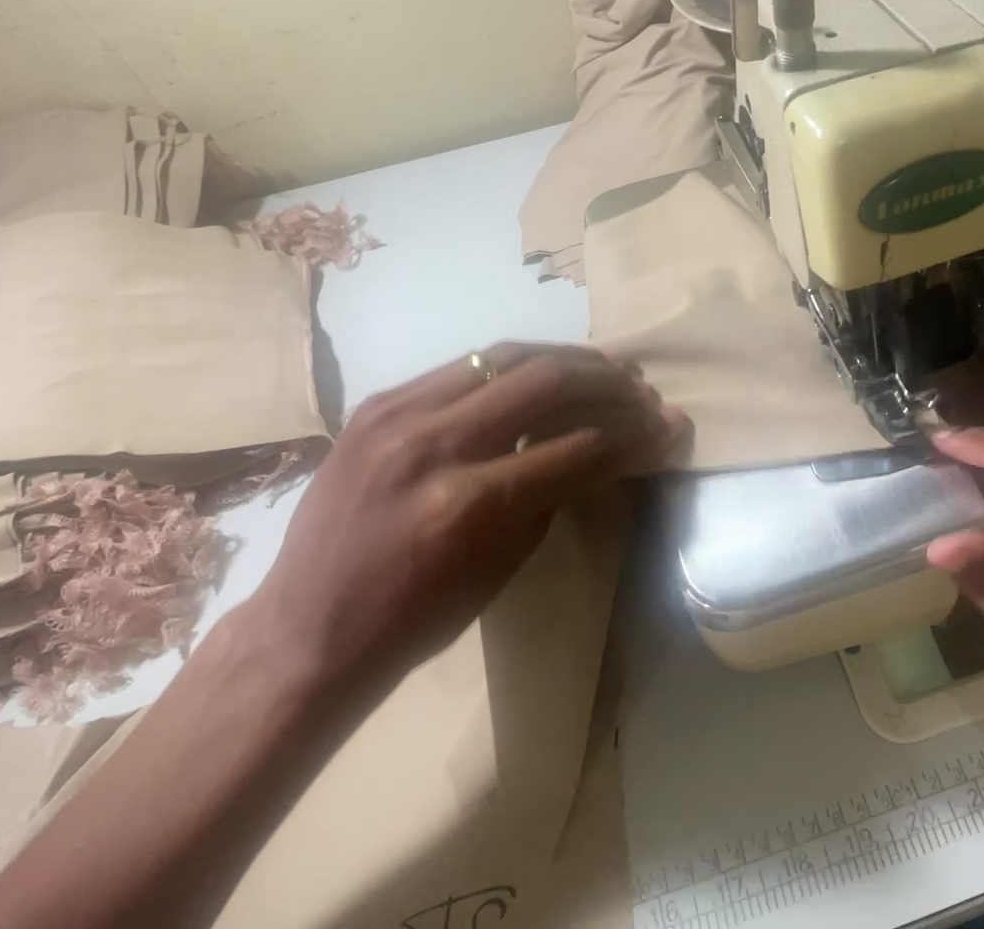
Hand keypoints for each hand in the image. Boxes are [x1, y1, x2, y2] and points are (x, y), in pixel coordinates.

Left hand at [251, 343, 683, 681]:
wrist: (314, 624)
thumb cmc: (420, 616)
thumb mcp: (505, 562)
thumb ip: (554, 492)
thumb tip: (605, 446)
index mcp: (470, 503)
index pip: (577, 448)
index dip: (634, 436)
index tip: (668, 428)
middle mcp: (433, 445)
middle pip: (545, 384)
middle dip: (608, 384)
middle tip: (643, 391)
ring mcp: (396, 415)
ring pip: (503, 358)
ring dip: (566, 360)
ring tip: (607, 369)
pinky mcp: (376, 404)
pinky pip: (461, 367)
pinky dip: (514, 366)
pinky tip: (544, 372)